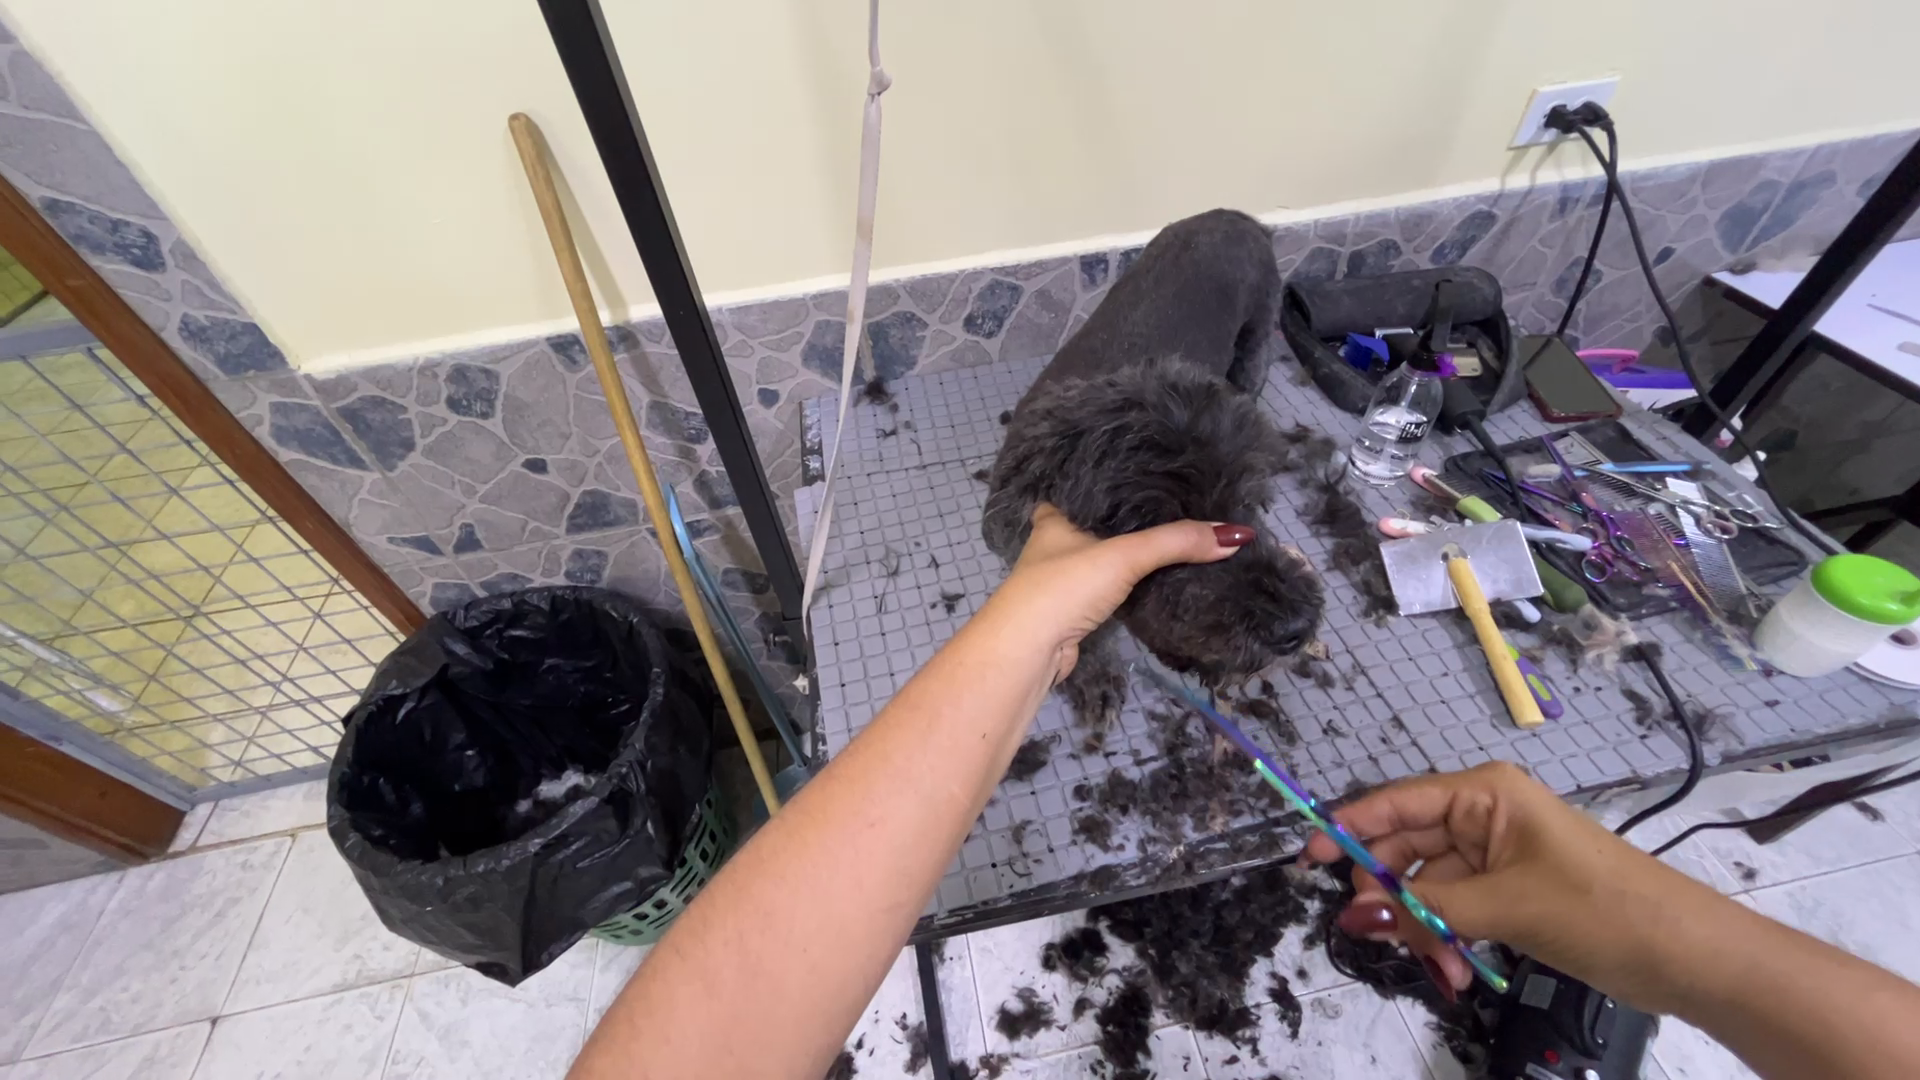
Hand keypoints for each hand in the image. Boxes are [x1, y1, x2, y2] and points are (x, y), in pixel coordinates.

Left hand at [983, 503, 1252, 683]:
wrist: (1030, 649)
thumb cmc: (1065, 586)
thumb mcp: (1125, 555)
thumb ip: (1177, 542)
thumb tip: (1239, 534)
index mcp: (1054, 518)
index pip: (1087, 489)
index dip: (1115, 484)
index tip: (1151, 478)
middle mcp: (1052, 544)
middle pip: (1098, 526)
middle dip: (1129, 522)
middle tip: (1174, 510)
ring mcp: (1060, 580)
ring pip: (1103, 559)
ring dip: (1130, 556)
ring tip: (1175, 539)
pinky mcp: (1072, 611)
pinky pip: (1108, 589)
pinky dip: (1128, 585)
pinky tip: (1153, 579)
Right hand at [1302, 762, 1708, 1007]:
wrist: (1705, 964)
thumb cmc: (1603, 910)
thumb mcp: (1505, 907)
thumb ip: (1422, 909)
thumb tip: (1351, 916)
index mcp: (1482, 794)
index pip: (1395, 802)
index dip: (1348, 826)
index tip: (1310, 855)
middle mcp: (1481, 814)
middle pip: (1406, 846)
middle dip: (1390, 891)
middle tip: (1374, 931)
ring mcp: (1494, 853)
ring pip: (1426, 882)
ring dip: (1420, 924)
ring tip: (1435, 967)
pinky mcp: (1506, 888)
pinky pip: (1453, 905)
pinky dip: (1445, 935)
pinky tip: (1452, 970)